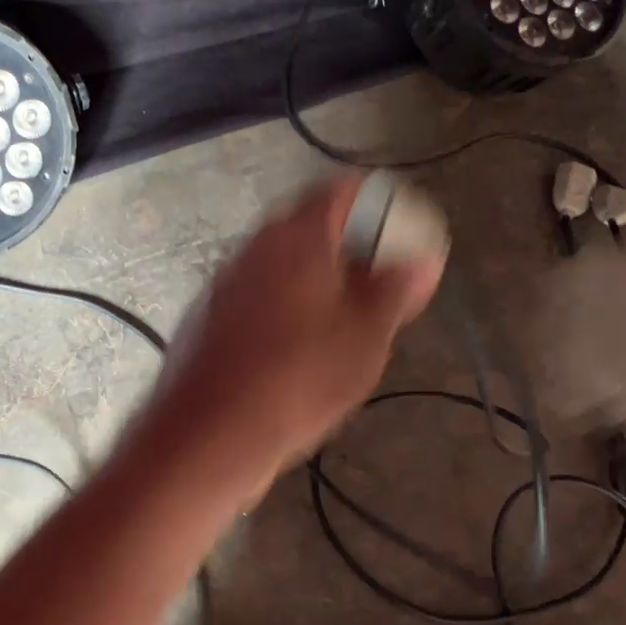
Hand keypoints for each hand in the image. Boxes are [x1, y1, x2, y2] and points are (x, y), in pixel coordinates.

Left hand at [124, 174, 445, 499]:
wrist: (208, 433)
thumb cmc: (298, 378)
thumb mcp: (366, 335)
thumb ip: (394, 288)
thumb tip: (422, 257)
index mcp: (294, 236)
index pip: (339, 191)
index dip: (376, 203)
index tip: (400, 230)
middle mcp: (250, 249)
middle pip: (304, 228)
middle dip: (345, 248)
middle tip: (377, 281)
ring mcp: (221, 284)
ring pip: (276, 266)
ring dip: (311, 281)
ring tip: (344, 321)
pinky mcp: (203, 320)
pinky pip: (253, 298)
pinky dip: (280, 309)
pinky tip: (295, 350)